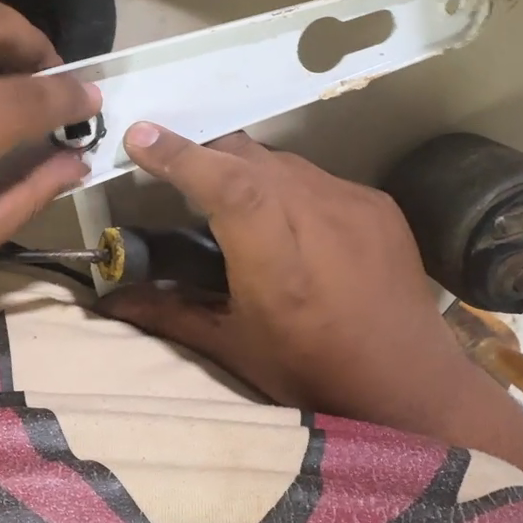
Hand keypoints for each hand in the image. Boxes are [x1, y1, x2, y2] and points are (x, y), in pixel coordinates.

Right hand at [97, 124, 483, 432]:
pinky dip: (282, 185)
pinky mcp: (377, 203)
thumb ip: (169, 314)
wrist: (410, 384)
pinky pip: (315, 177)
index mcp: (278, 261)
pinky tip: (281, 220)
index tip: (140, 137)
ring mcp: (354, 203)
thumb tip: (112, 302)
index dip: (182, 156)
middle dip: (203, 154)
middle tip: (171, 170)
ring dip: (242, 169)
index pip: (228, 184)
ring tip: (225, 200)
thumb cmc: (314, 374)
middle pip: (249, 156)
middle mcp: (320, 217)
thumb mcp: (235, 349)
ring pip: (281, 161)